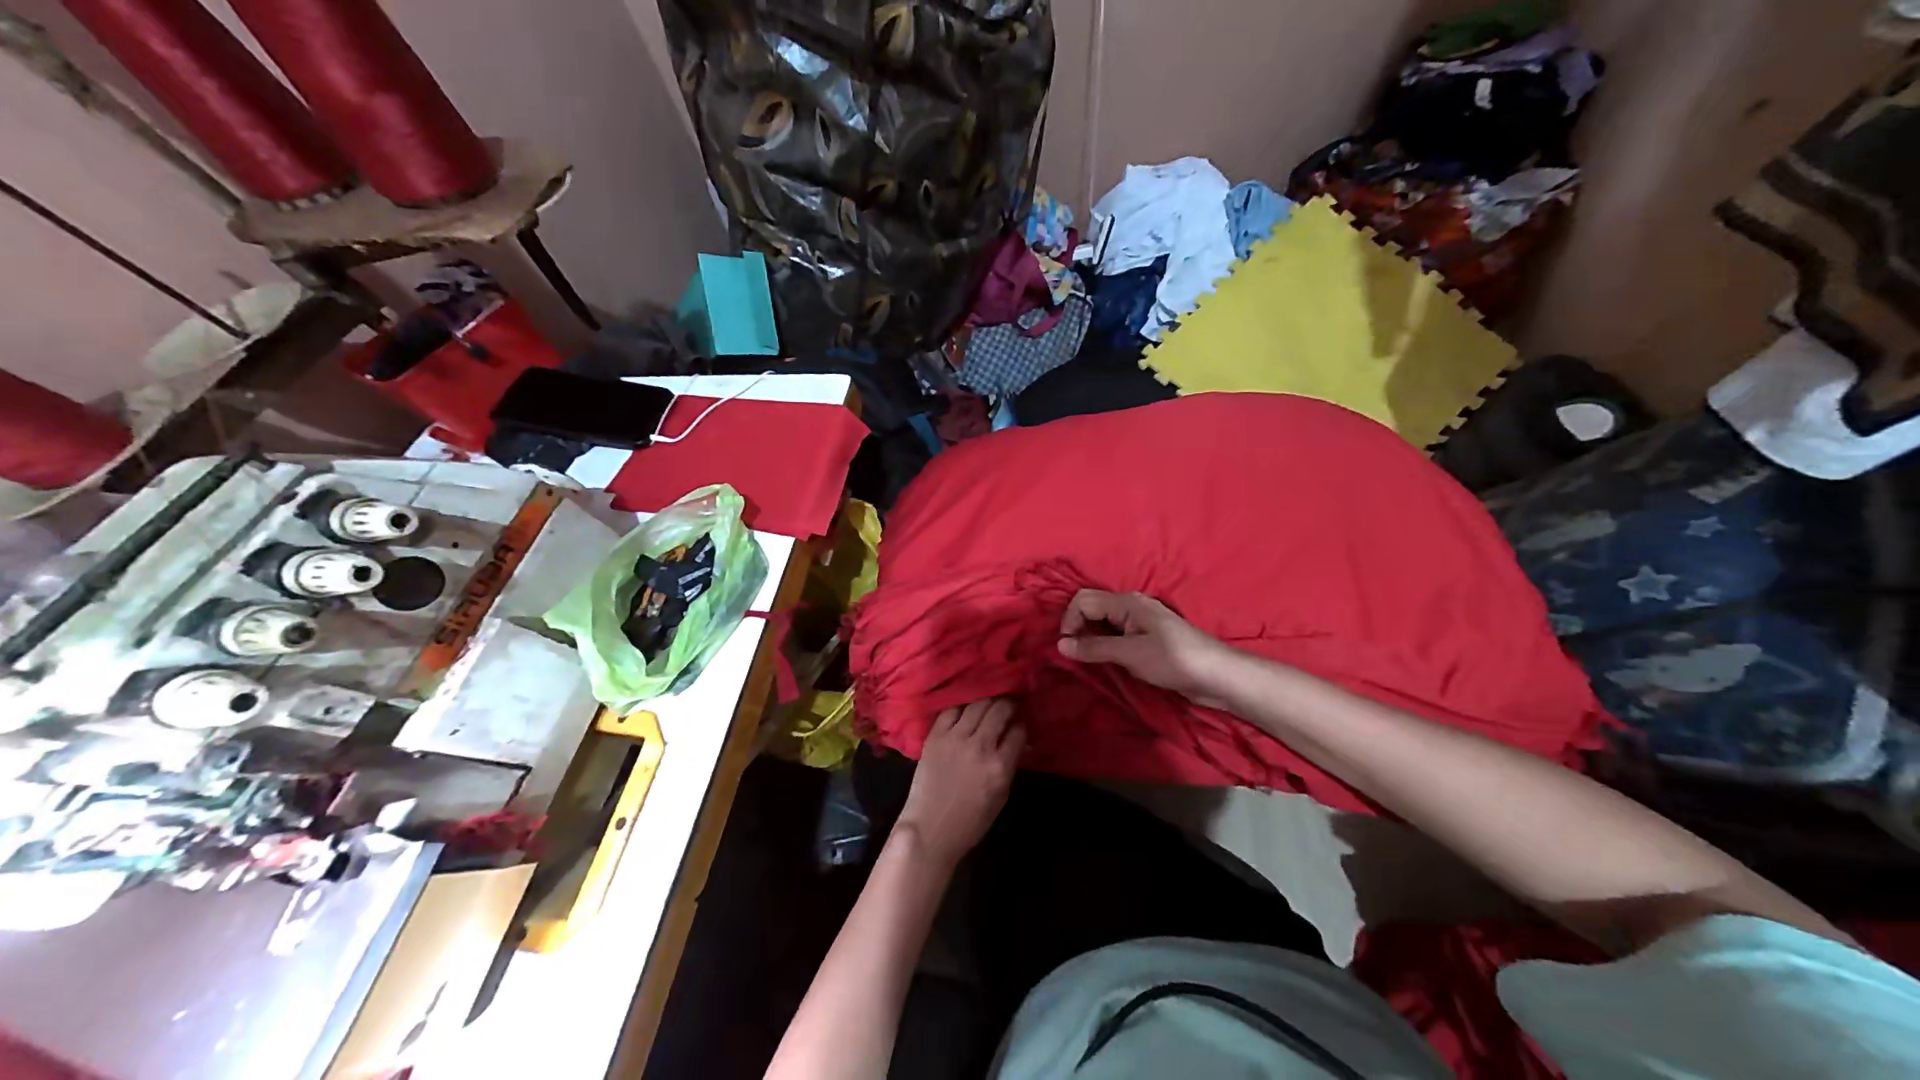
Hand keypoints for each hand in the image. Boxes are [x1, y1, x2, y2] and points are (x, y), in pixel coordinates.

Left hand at [896, 699, 1024, 868]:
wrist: (930, 828)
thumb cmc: (970, 821)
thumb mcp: (1001, 797)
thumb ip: (1010, 766)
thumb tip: (1018, 743)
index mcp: (999, 766)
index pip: (1018, 732)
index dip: (1022, 724)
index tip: (1020, 721)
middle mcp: (979, 746)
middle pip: (999, 710)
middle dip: (1008, 704)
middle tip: (1009, 704)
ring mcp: (955, 738)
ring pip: (977, 705)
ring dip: (988, 700)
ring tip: (990, 701)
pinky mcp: (935, 737)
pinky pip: (951, 710)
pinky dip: (962, 706)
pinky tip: (966, 709)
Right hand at [1057, 589, 1236, 706]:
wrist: (1217, 676)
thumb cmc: (1174, 660)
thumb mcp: (1130, 654)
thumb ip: (1094, 648)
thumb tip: (1060, 645)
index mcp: (1127, 603)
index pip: (1083, 600)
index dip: (1069, 621)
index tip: (1067, 648)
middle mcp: (1131, 607)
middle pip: (1092, 609)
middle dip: (1077, 629)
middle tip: (1073, 656)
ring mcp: (1140, 623)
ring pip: (1103, 624)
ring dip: (1091, 639)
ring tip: (1087, 661)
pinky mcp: (1147, 640)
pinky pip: (1116, 637)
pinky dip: (1105, 647)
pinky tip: (1106, 662)